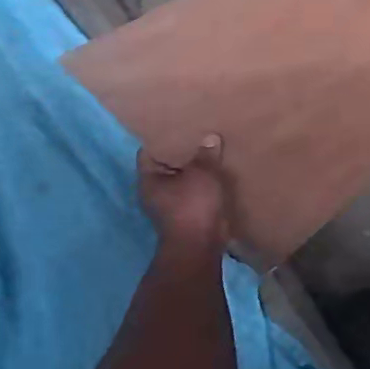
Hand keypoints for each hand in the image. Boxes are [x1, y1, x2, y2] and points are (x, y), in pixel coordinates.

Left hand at [137, 134, 232, 251]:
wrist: (200, 241)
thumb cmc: (192, 204)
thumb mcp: (201, 174)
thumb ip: (205, 155)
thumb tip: (209, 138)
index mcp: (149, 180)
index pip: (149, 153)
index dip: (162, 140)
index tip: (179, 128)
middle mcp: (155, 191)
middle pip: (167, 166)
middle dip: (183, 153)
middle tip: (202, 135)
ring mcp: (171, 203)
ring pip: (183, 179)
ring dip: (196, 169)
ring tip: (214, 152)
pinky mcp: (188, 211)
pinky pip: (195, 190)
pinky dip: (205, 183)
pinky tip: (220, 174)